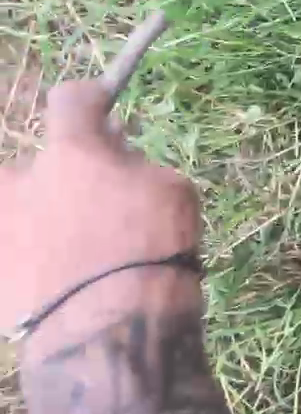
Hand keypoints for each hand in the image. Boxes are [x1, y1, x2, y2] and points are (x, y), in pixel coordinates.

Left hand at [0, 80, 200, 340]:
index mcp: (71, 154)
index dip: (89, 97)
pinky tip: (66, 272)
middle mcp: (15, 179)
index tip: (100, 101)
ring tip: (83, 245)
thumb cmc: (155, 241)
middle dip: (60, 175)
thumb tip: (110, 151)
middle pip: (32, 164)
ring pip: (21, 207)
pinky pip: (16, 244)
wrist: (105, 317)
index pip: (71, 100)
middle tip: (96, 199)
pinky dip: (36, 250)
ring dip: (45, 216)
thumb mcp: (172, 191)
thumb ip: (134, 165)